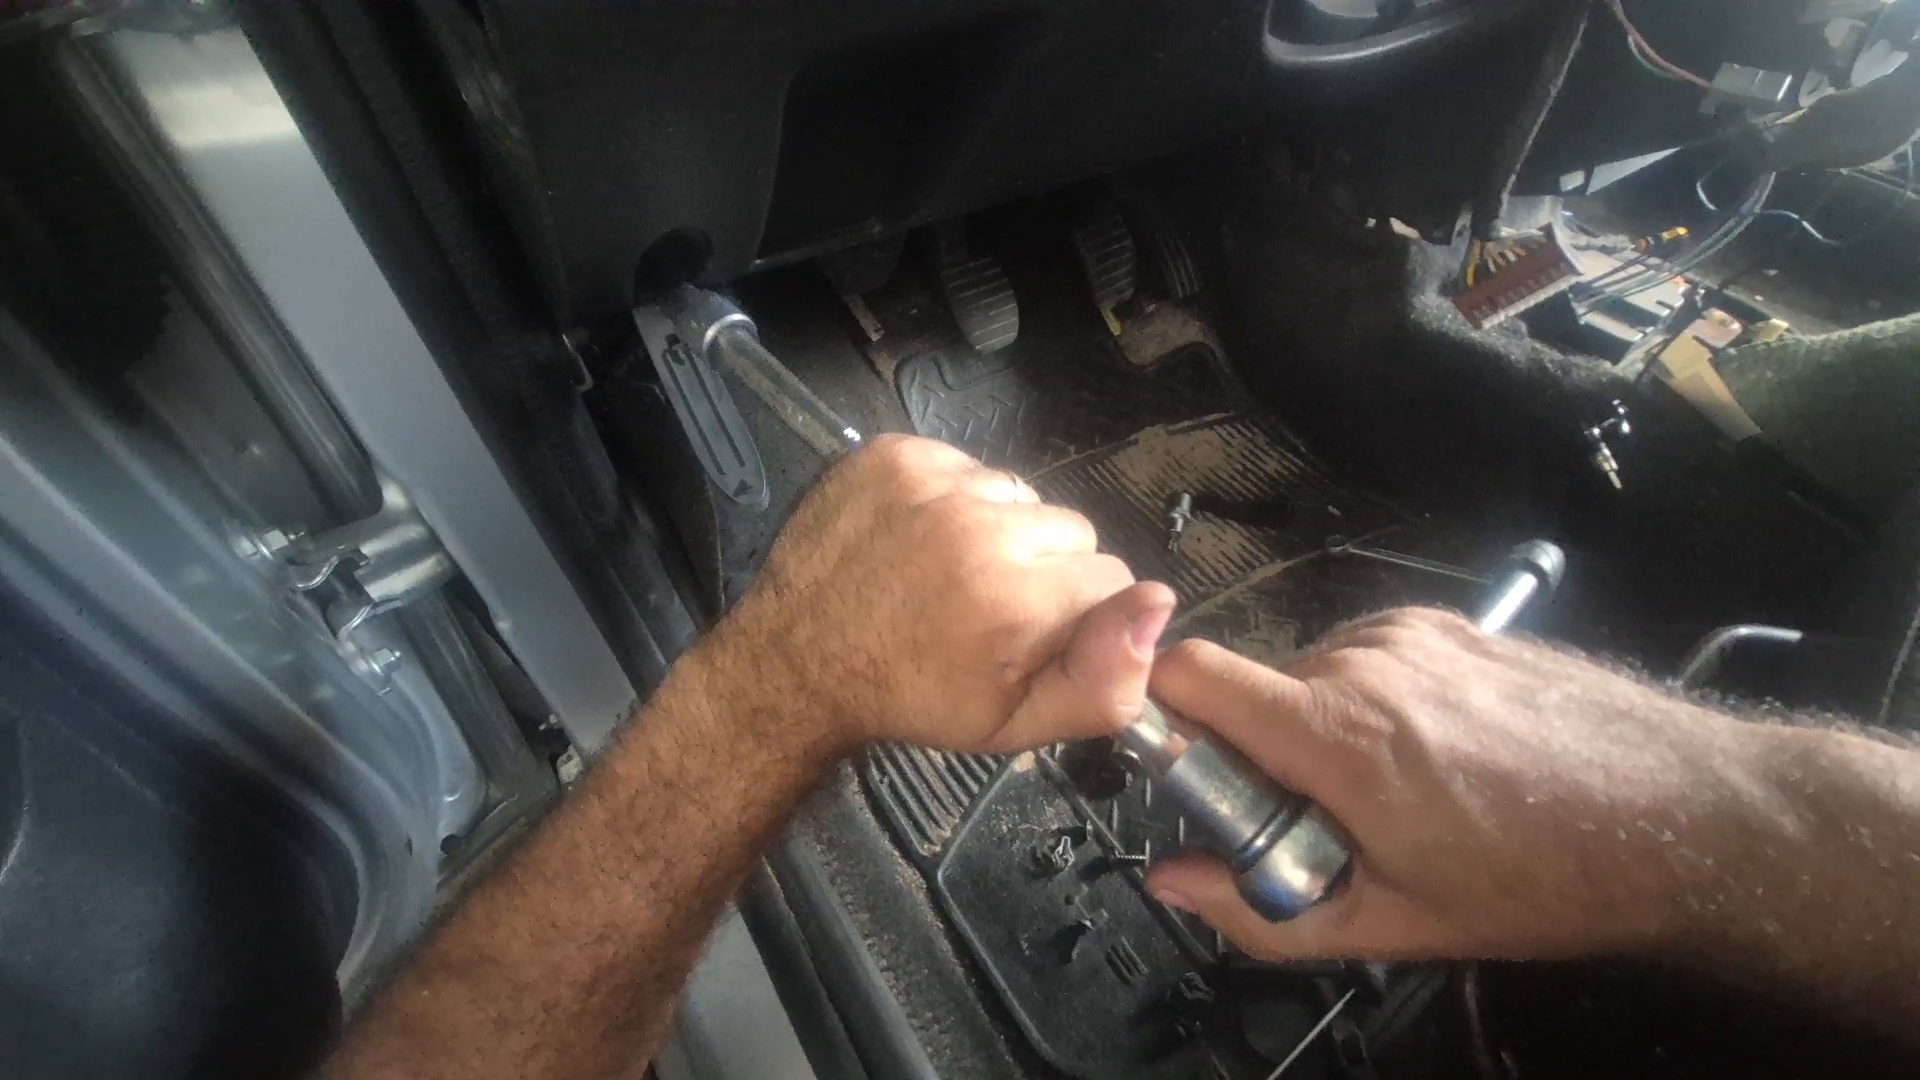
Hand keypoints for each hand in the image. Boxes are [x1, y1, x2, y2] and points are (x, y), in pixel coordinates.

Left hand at [705, 435, 1176, 754]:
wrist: (797, 657)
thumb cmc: (912, 698)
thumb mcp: (1012, 726)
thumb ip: (1102, 682)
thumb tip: (1159, 603)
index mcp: (1015, 597)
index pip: (1111, 578)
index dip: (1076, 614)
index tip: (1027, 635)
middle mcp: (979, 524)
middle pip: (1071, 530)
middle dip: (1046, 568)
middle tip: (988, 604)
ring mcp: (933, 479)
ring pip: (1022, 495)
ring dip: (1003, 529)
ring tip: (951, 570)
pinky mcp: (898, 453)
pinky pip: (969, 466)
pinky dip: (957, 498)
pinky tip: (922, 536)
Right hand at [1144, 608, 1759, 962]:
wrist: (1697, 814)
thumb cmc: (1538, 879)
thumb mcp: (1395, 924)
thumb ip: (1260, 909)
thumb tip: (1168, 880)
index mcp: (1331, 732)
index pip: (1190, 673)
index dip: (1161, 704)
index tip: (1184, 758)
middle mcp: (1353, 661)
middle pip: (1248, 686)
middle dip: (1256, 743)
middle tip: (1319, 806)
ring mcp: (1398, 632)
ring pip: (1302, 671)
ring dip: (1311, 719)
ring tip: (1388, 775)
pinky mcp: (1435, 620)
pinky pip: (1355, 651)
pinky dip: (1360, 690)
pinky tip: (1427, 736)